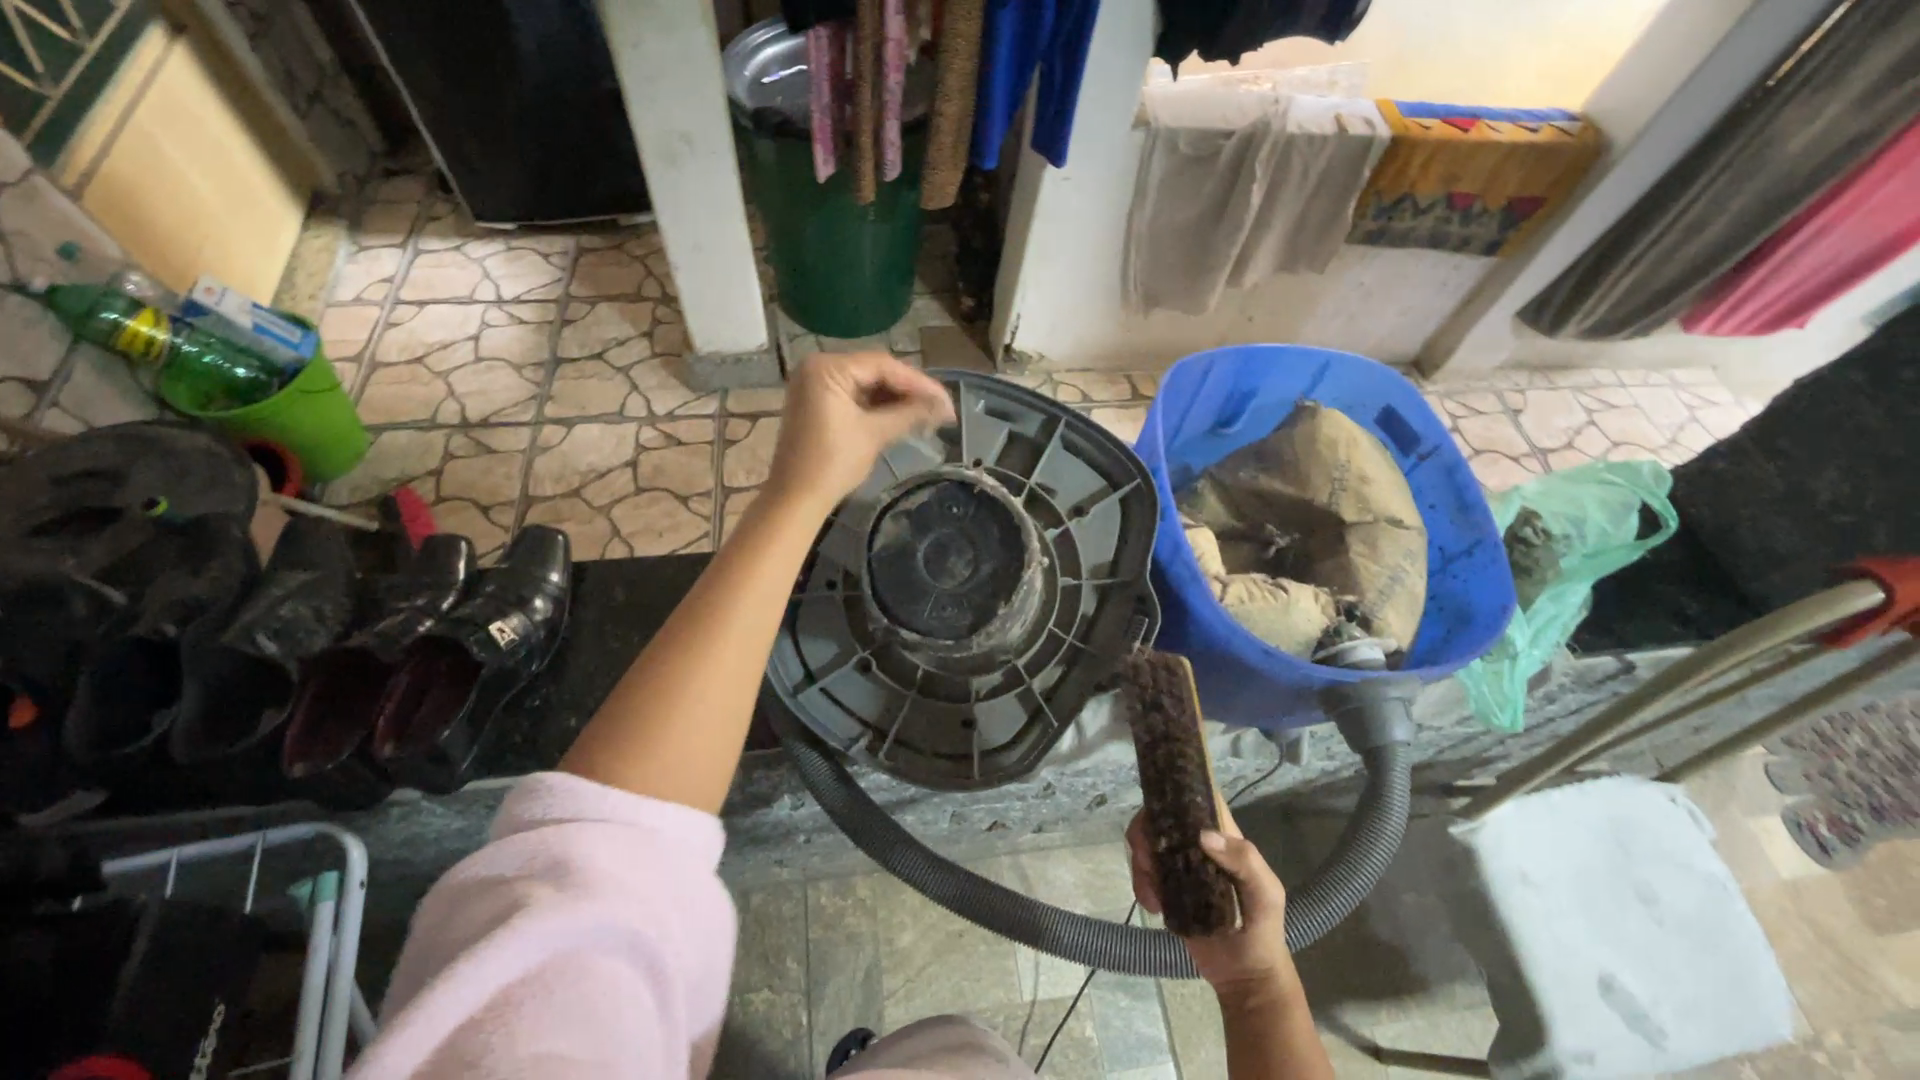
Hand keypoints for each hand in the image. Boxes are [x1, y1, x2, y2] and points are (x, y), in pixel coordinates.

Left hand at [765, 352, 955, 512]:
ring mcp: (815, 384)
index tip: (946, 401)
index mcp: (827, 368)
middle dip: (909, 390)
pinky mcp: (817, 402)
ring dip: (896, 398)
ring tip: (928, 413)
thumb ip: (910, 413)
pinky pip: (854, 395)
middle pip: (875, 371)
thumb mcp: (874, 434)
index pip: (883, 366)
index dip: (919, 383)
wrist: (795, 498)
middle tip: (941, 407)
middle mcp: (818, 367)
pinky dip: (878, 406)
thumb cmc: (832, 464)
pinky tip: (903, 415)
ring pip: (867, 384)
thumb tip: (944, 406)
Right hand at [1127, 804, 1297, 998]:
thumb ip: (1244, 861)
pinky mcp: (1167, 888)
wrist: (1245, 977)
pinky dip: (1140, 885)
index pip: (1198, 799)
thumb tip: (1203, 835)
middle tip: (1149, 864)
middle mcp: (1199, 845)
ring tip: (1153, 897)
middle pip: (1161, 818)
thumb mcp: (1265, 894)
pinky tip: (1154, 908)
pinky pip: (1144, 873)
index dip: (1176, 792)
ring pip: (1147, 844)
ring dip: (1141, 865)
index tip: (1158, 805)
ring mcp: (1180, 865)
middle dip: (1146, 836)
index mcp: (1225, 837)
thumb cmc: (1262, 930)